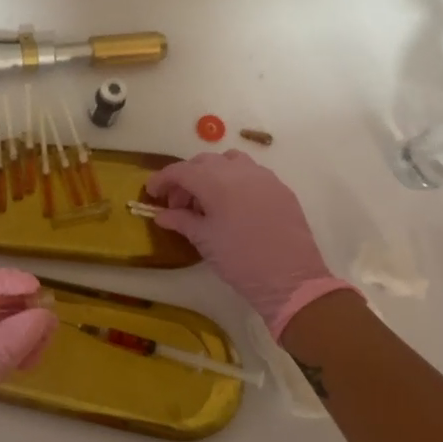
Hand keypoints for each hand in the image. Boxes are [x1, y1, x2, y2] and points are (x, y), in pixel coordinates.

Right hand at [145, 150, 355, 338]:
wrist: (290, 279)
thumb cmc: (240, 260)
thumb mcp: (204, 241)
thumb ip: (181, 221)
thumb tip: (162, 215)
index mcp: (216, 182)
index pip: (181, 170)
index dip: (162, 180)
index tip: (152, 194)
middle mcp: (239, 171)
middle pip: (204, 162)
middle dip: (186, 178)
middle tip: (178, 204)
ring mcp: (264, 177)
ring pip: (230, 161)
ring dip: (212, 174)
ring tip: (208, 201)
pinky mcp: (281, 189)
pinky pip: (251, 173)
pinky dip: (235, 180)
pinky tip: (234, 206)